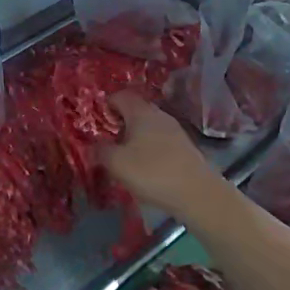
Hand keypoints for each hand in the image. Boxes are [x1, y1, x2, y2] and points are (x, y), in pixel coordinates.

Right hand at [101, 93, 223, 214]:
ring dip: (135, 137)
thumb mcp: (116, 163)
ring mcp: (175, 130)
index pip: (120, 96)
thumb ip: (100, 150)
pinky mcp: (185, 147)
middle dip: (119, 123)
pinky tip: (145, 166)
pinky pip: (160, 140)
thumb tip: (93, 145)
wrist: (196, 193)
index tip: (95, 121)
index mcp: (141, 112)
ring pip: (149, 126)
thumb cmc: (151, 172)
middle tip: (106, 141)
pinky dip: (149, 148)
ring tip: (124, 156)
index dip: (106, 104)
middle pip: (135, 110)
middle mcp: (160, 115)